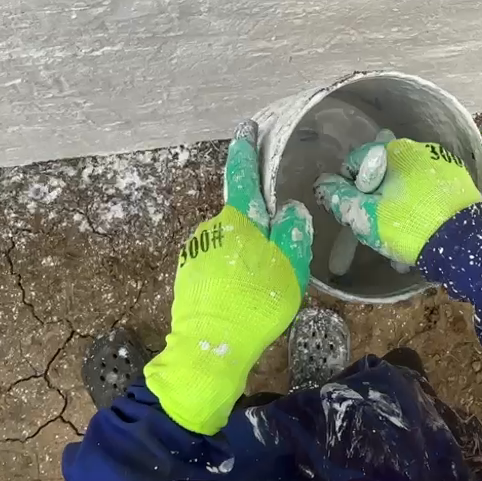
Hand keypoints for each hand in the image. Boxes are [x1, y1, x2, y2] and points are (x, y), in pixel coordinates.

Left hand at [143, 122, 313, 434]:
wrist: (207, 353)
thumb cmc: (254, 305)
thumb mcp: (289, 267)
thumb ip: (293, 232)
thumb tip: (291, 209)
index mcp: (237, 219)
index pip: (241, 174)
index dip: (246, 149)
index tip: (248, 127)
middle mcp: (210, 228)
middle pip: (241, 215)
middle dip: (259, 225)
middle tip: (280, 254)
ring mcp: (195, 252)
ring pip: (230, 241)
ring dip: (246, 252)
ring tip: (262, 284)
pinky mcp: (188, 276)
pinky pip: (217, 261)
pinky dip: (232, 270)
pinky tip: (243, 295)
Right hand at [314, 129, 481, 266]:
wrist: (465, 243)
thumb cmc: (411, 226)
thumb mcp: (367, 216)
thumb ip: (340, 198)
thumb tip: (322, 184)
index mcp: (395, 151)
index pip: (356, 163)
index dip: (349, 189)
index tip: (355, 212)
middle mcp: (419, 148)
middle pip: (382, 175)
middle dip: (376, 202)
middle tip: (378, 229)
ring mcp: (441, 163)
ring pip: (405, 185)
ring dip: (397, 208)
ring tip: (400, 239)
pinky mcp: (458, 180)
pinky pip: (427, 191)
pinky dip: (419, 208)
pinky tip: (421, 232)